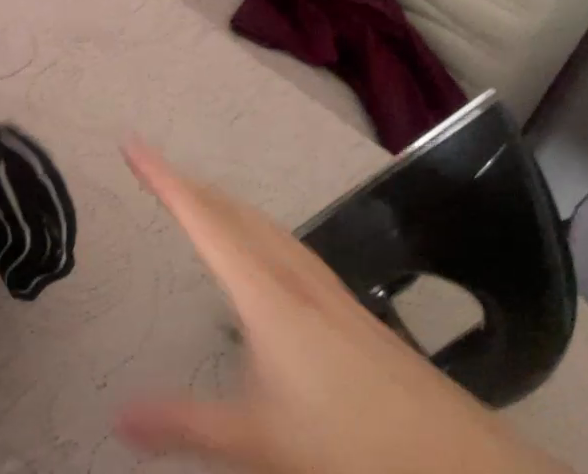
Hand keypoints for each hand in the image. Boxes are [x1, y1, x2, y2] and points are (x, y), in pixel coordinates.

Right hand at [116, 139, 572, 473]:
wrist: (468, 466)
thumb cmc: (354, 445)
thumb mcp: (258, 441)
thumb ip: (185, 424)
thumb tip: (118, 417)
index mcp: (267, 297)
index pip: (204, 223)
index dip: (165, 181)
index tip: (134, 145)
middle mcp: (299, 282)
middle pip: (238, 216)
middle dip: (195, 188)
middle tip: (159, 173)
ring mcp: (334, 296)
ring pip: (271, 231)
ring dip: (230, 208)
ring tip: (204, 204)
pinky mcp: (359, 317)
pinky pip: (294, 251)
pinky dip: (262, 235)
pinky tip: (271, 265)